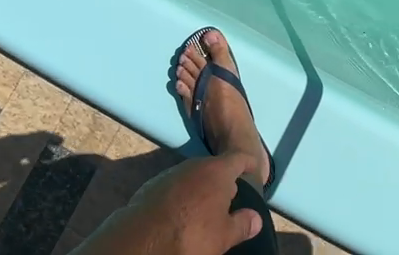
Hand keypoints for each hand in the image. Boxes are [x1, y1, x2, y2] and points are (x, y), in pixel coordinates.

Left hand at [71, 154, 264, 254]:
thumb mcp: (223, 236)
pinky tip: (181, 215)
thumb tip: (256, 218)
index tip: (253, 167)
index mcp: (217, 171)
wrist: (142, 240)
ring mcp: (172, 173)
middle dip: (223, 181)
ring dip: (201, 190)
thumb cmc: (191, 235)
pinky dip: (183, 197)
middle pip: (215, 168)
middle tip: (230, 198)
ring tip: (205, 209)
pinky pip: (176, 188)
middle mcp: (195, 165)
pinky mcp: (153, 186)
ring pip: (194, 178)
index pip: (239, 158)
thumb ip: (242, 224)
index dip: (248, 163)